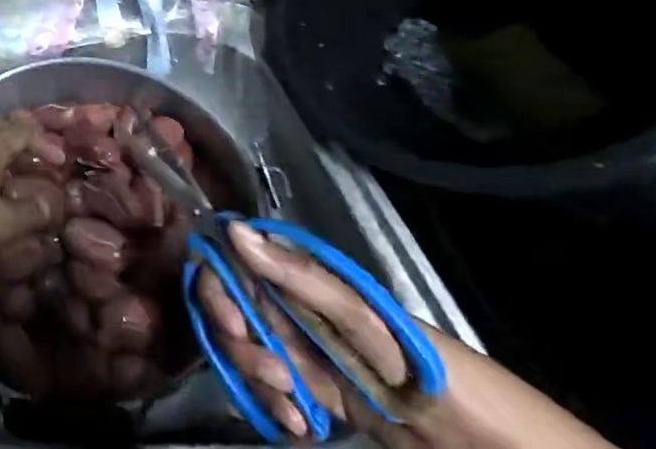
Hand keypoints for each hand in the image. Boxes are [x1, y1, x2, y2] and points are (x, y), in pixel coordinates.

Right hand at [199, 221, 616, 447]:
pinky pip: (270, 387)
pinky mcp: (315, 390)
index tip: (234, 324)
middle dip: (238, 343)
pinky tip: (300, 426)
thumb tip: (233, 229)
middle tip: (275, 376)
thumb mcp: (371, 323)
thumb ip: (301, 278)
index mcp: (309, 278)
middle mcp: (298, 306)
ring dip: (257, 379)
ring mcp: (305, 348)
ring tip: (296, 410)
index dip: (219, 286)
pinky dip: (273, 405)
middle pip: (231, 307)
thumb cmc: (436, 375)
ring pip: (245, 349)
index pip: (237, 261)